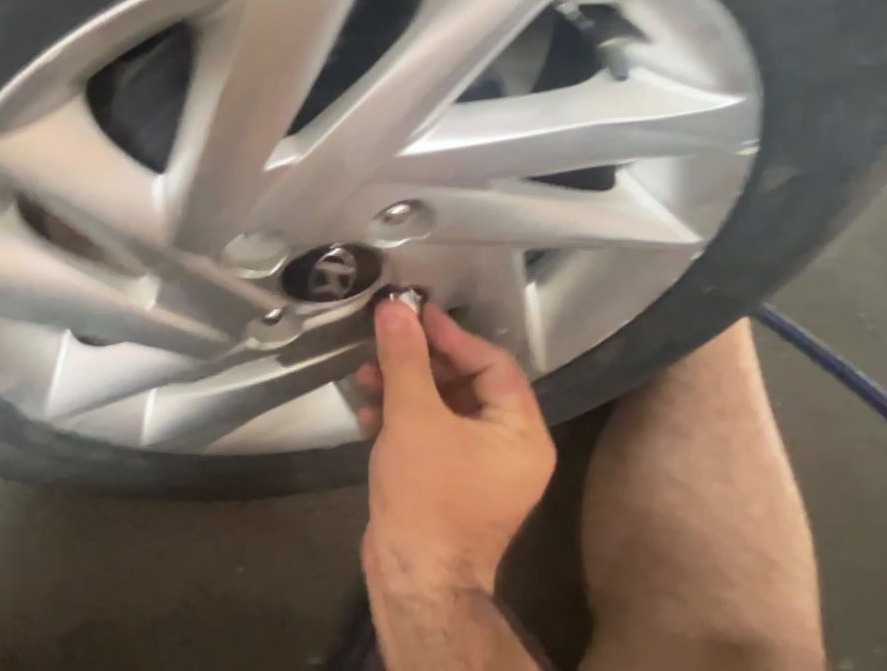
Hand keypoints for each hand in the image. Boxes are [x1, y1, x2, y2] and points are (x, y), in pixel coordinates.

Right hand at [356, 299, 555, 597]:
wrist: (414, 578)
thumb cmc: (427, 493)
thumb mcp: (413, 417)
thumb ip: (404, 358)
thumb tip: (394, 307)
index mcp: (521, 433)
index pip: (491, 364)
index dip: (450, 335)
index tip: (411, 313)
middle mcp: (509, 448)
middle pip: (465, 383)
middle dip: (418, 363)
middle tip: (382, 343)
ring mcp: (479, 467)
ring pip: (442, 407)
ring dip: (402, 389)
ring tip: (364, 380)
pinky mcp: (449, 480)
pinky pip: (430, 434)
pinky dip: (401, 419)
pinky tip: (367, 416)